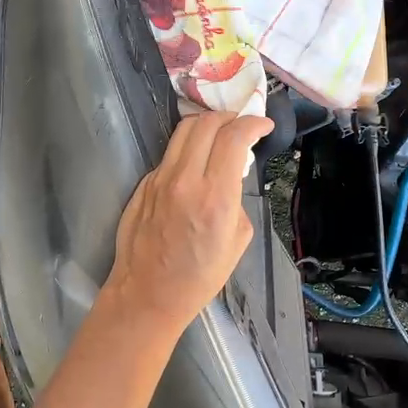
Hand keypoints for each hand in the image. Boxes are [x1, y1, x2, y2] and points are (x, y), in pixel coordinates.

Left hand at [102, 109, 274, 336]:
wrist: (149, 291)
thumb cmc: (199, 276)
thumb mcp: (237, 240)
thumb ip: (236, 199)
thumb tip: (231, 176)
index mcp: (215, 196)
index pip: (234, 138)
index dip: (252, 123)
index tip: (263, 123)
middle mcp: (185, 179)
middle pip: (206, 124)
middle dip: (229, 117)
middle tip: (241, 124)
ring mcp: (160, 177)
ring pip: (183, 131)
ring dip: (206, 125)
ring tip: (219, 132)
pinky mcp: (145, 181)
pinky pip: (170, 154)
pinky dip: (187, 148)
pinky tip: (195, 161)